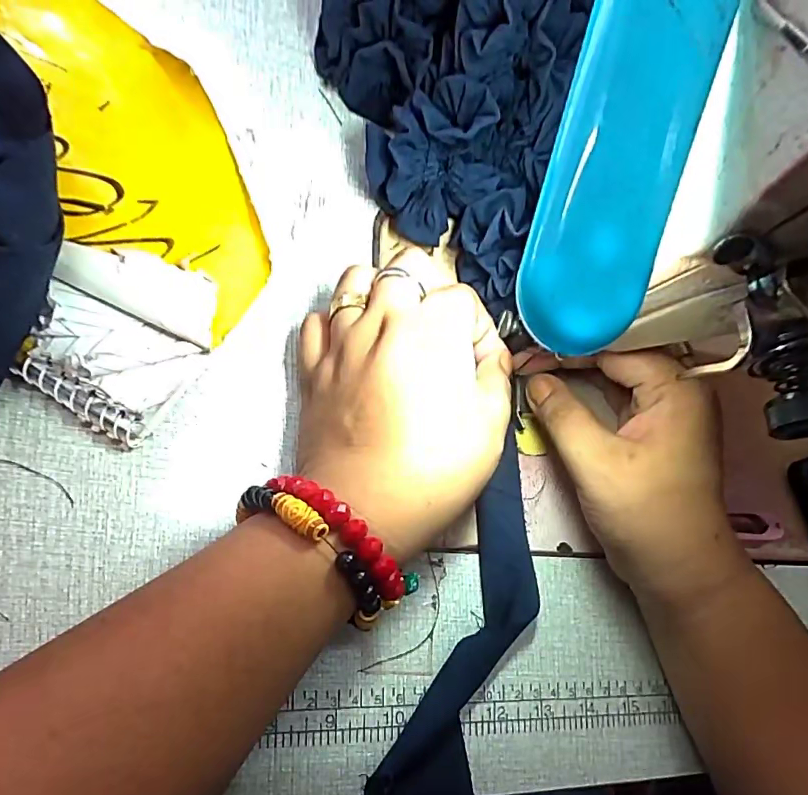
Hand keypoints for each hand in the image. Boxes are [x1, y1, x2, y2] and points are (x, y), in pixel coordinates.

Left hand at [297, 251, 513, 559]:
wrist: (361, 509)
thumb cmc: (434, 470)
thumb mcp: (492, 427)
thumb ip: (495, 375)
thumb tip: (486, 354)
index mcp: (433, 326)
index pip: (462, 297)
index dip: (477, 330)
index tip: (478, 367)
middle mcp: (383, 317)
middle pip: (405, 272)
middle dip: (427, 297)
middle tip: (435, 340)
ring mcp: (341, 339)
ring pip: (353, 280)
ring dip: (376, 294)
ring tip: (390, 328)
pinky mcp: (312, 367)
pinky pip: (317, 320)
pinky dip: (335, 323)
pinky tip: (351, 348)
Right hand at [521, 350, 750, 605]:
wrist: (678, 568)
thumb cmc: (645, 514)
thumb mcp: (595, 461)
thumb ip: (562, 414)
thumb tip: (535, 381)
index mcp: (678, 387)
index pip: (618, 348)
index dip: (570, 346)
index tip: (530, 349)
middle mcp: (680, 393)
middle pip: (620, 361)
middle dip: (574, 360)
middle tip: (529, 360)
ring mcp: (670, 417)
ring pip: (619, 384)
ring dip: (581, 380)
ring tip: (539, 373)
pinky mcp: (657, 438)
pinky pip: (621, 407)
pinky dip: (592, 403)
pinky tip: (563, 399)